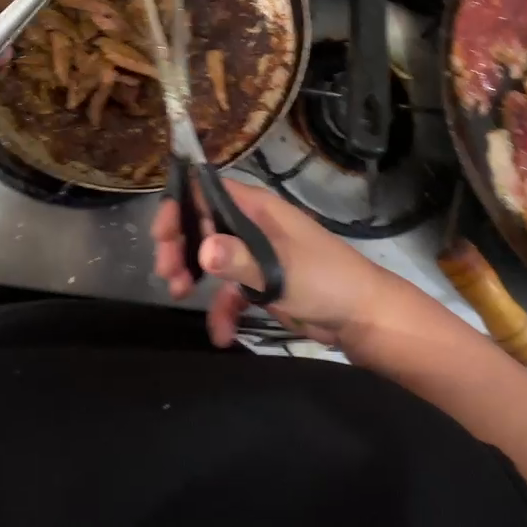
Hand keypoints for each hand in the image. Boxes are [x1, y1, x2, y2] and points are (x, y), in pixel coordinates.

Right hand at [153, 179, 409, 348]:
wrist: (364, 318)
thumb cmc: (326, 279)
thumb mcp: (281, 269)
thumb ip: (240, 259)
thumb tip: (202, 248)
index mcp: (256, 208)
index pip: (206, 192)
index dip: (179, 205)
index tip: (162, 234)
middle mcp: (252, 225)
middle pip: (202, 223)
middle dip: (179, 244)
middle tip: (165, 270)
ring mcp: (255, 255)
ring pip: (210, 257)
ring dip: (190, 274)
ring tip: (177, 293)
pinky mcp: (261, 285)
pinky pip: (229, 292)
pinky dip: (221, 311)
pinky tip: (221, 335)